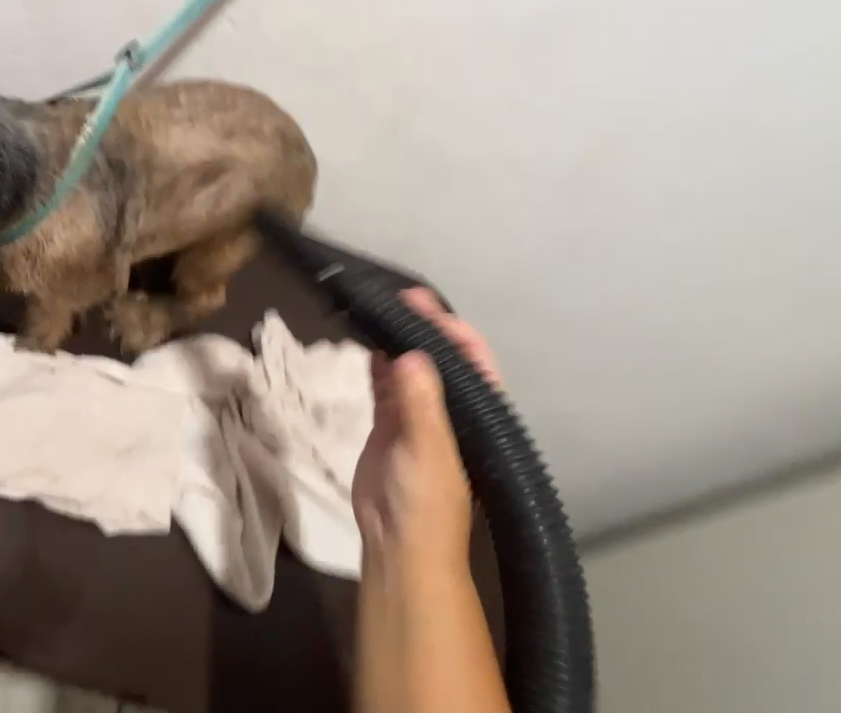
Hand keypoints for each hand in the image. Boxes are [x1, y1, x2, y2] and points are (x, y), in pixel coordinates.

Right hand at [353, 288, 502, 573]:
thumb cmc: (427, 501)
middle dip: (423, 327)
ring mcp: (417, 416)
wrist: (398, 542)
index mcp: (475, 416)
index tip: (425, 305)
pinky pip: (384, 384)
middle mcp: (449, 411)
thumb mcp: (429, 450)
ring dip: (398, 340)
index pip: (473, 363)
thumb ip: (421, 403)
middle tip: (398, 297)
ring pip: (411, 368)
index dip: (453, 331)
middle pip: (440, 359)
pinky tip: (365, 341)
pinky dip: (377, 362)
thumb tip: (411, 354)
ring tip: (377, 309)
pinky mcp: (388, 424)